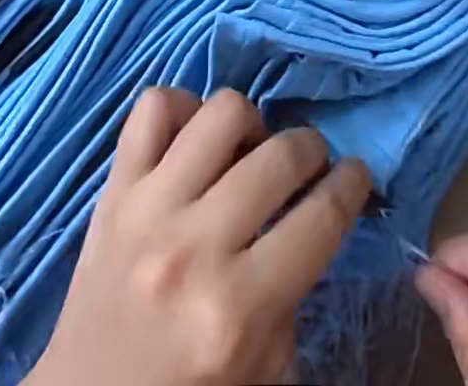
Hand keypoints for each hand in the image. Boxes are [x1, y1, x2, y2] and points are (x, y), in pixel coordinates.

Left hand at [25, 87, 371, 385]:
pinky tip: (195, 136)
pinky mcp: (112, 187)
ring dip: (252, 123)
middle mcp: (193, 247)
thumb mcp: (267, 367)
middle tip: (310, 164)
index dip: (351, 184)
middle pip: (278, 156)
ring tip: (249, 149)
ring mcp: (147, 207)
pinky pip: (152, 108)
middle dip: (312, 150)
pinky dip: (182, 107)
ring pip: (221, 114)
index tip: (355, 174)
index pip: (321, 217)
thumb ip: (295, 287)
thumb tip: (314, 207)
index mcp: (238, 309)